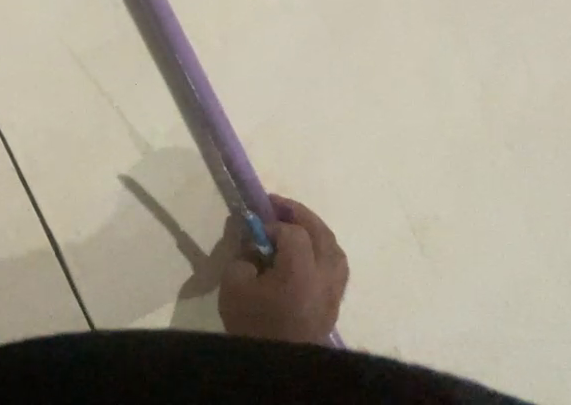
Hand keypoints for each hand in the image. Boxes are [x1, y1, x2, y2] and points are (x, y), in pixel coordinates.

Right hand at [218, 195, 348, 345]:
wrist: (278, 366)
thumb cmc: (252, 324)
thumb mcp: (233, 284)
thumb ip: (243, 254)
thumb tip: (254, 240)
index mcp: (299, 274)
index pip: (294, 233)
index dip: (273, 224)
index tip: (255, 230)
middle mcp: (324, 280)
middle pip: (323, 235)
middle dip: (300, 214)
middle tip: (276, 204)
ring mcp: (334, 293)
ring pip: (336, 250)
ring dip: (316, 231)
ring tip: (294, 225)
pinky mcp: (335, 304)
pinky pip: (337, 267)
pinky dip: (323, 251)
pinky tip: (305, 252)